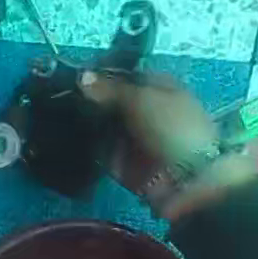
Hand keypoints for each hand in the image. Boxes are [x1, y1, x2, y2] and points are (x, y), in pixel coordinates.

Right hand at [80, 70, 257, 219]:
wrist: (188, 181)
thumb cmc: (170, 127)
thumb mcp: (141, 98)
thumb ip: (110, 88)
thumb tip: (81, 77)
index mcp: (162, 89)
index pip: (128, 77)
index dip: (104, 77)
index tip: (78, 79)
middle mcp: (150, 113)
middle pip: (115, 104)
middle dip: (94, 103)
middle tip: (69, 99)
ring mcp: (140, 142)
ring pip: (107, 129)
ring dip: (91, 125)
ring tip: (70, 119)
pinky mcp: (129, 167)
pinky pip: (106, 154)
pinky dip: (94, 150)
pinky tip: (77, 142)